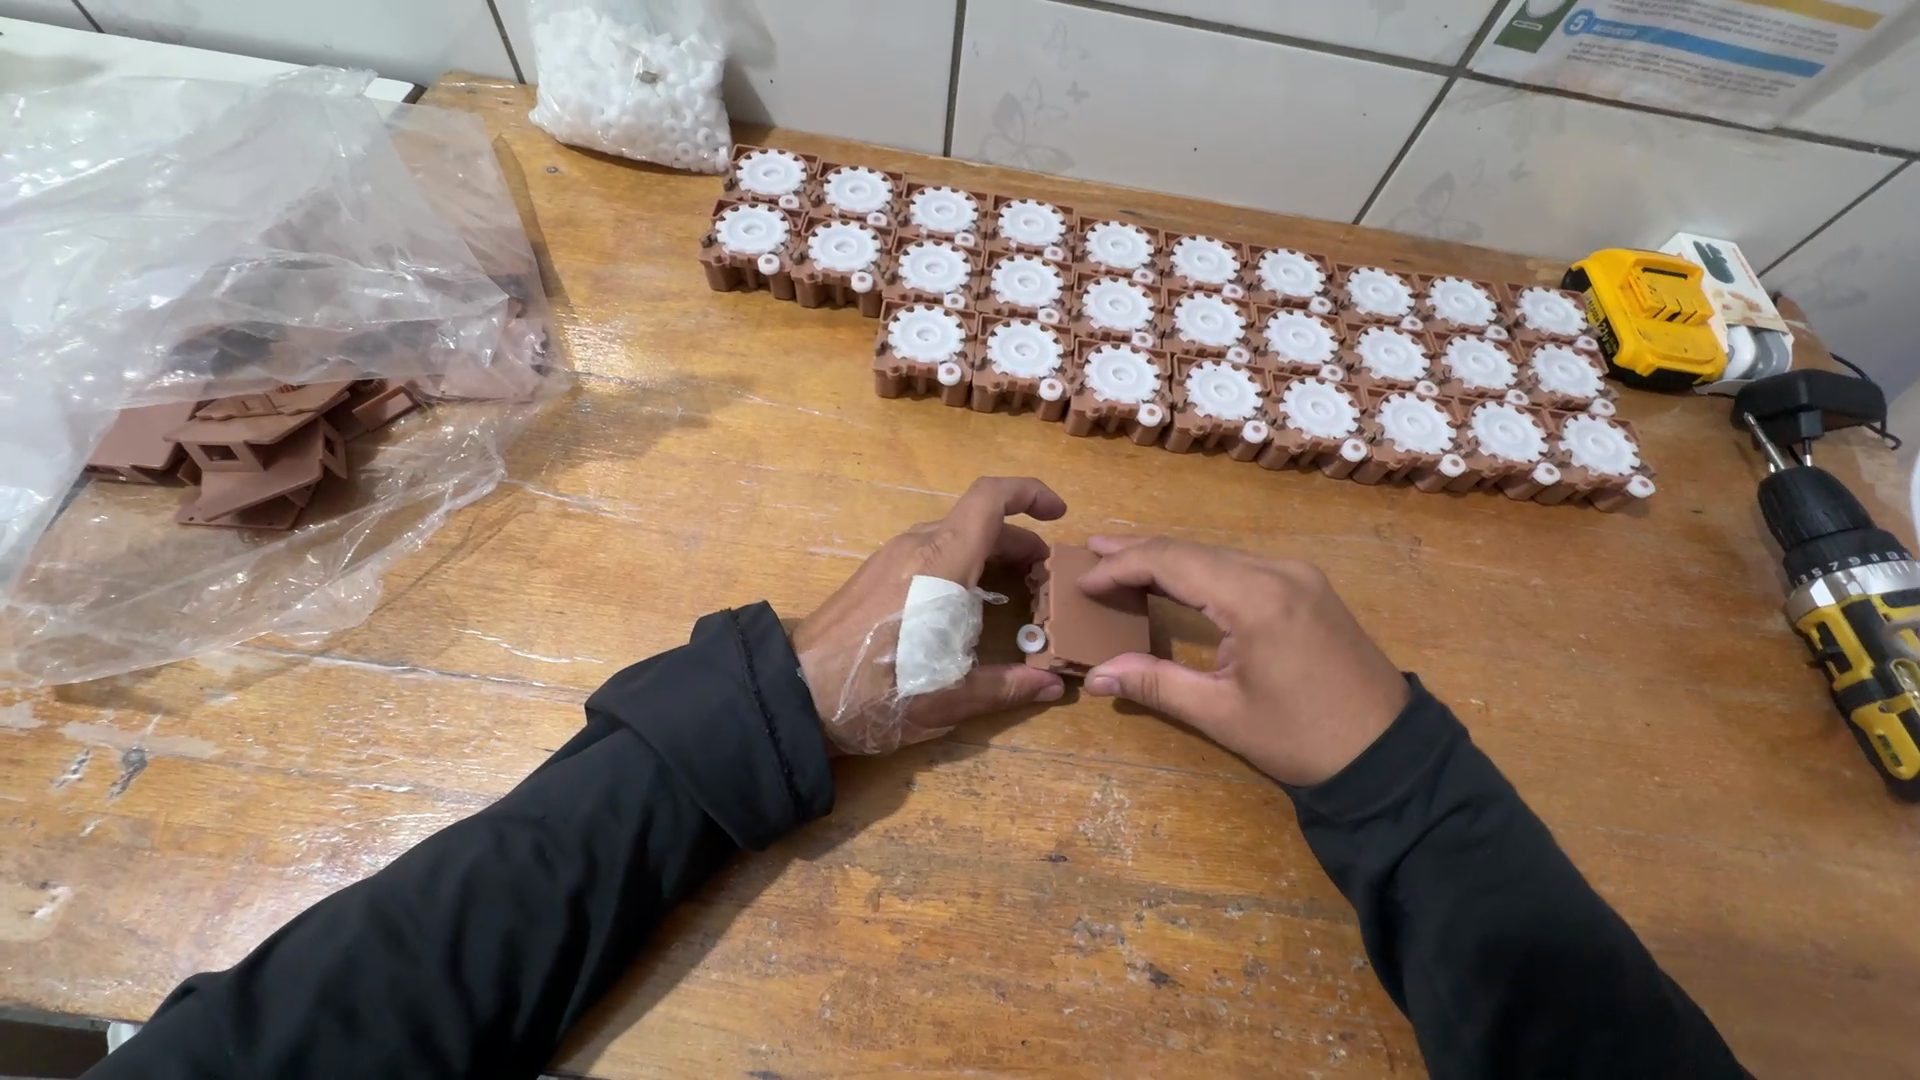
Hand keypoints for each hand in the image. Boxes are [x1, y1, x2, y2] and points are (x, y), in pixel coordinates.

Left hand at [792, 477, 1068, 754]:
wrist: (796, 694)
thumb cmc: (878, 691)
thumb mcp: (949, 697)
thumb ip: (1007, 686)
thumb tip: (1053, 685)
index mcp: (942, 562)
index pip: (990, 498)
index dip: (1030, 494)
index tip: (1058, 514)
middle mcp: (916, 546)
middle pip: (977, 521)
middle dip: (1018, 540)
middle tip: (1043, 578)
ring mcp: (891, 556)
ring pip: (952, 536)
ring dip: (988, 553)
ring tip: (1011, 592)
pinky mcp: (874, 572)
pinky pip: (928, 551)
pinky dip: (960, 563)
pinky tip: (965, 605)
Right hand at [1076, 536, 1409, 785]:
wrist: (1388, 754)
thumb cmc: (1301, 738)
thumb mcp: (1221, 714)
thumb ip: (1154, 683)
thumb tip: (1095, 676)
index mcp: (1256, 598)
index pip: (1172, 563)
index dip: (1121, 567)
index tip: (1083, 580)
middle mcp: (1278, 571)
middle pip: (1193, 549)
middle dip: (1138, 552)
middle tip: (1090, 551)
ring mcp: (1297, 574)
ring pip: (1217, 553)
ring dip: (1169, 557)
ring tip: (1121, 560)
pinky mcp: (1307, 586)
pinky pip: (1240, 564)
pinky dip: (1199, 568)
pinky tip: (1176, 577)